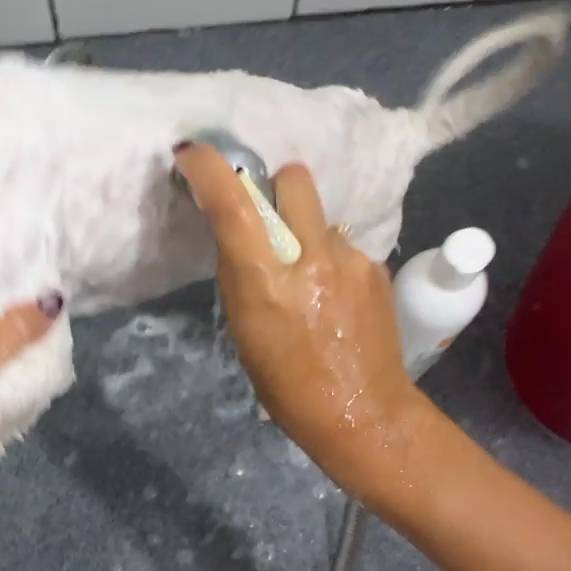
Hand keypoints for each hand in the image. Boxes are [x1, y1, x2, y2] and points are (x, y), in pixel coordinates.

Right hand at [174, 143, 441, 492]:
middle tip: (270, 225)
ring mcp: (351, 259)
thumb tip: (243, 241)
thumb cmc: (288, 389)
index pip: (235, 206)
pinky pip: (343, 246)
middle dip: (277, 189)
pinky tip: (334, 303)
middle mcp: (312, 257)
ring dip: (306, 235)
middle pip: (295, 178)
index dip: (211, 170)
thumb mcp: (246, 334)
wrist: (363, 415)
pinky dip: (330, 263)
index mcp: (268, 282)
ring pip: (320, 218)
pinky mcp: (377, 268)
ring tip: (307, 284)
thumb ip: (244, 279)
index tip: (194, 154)